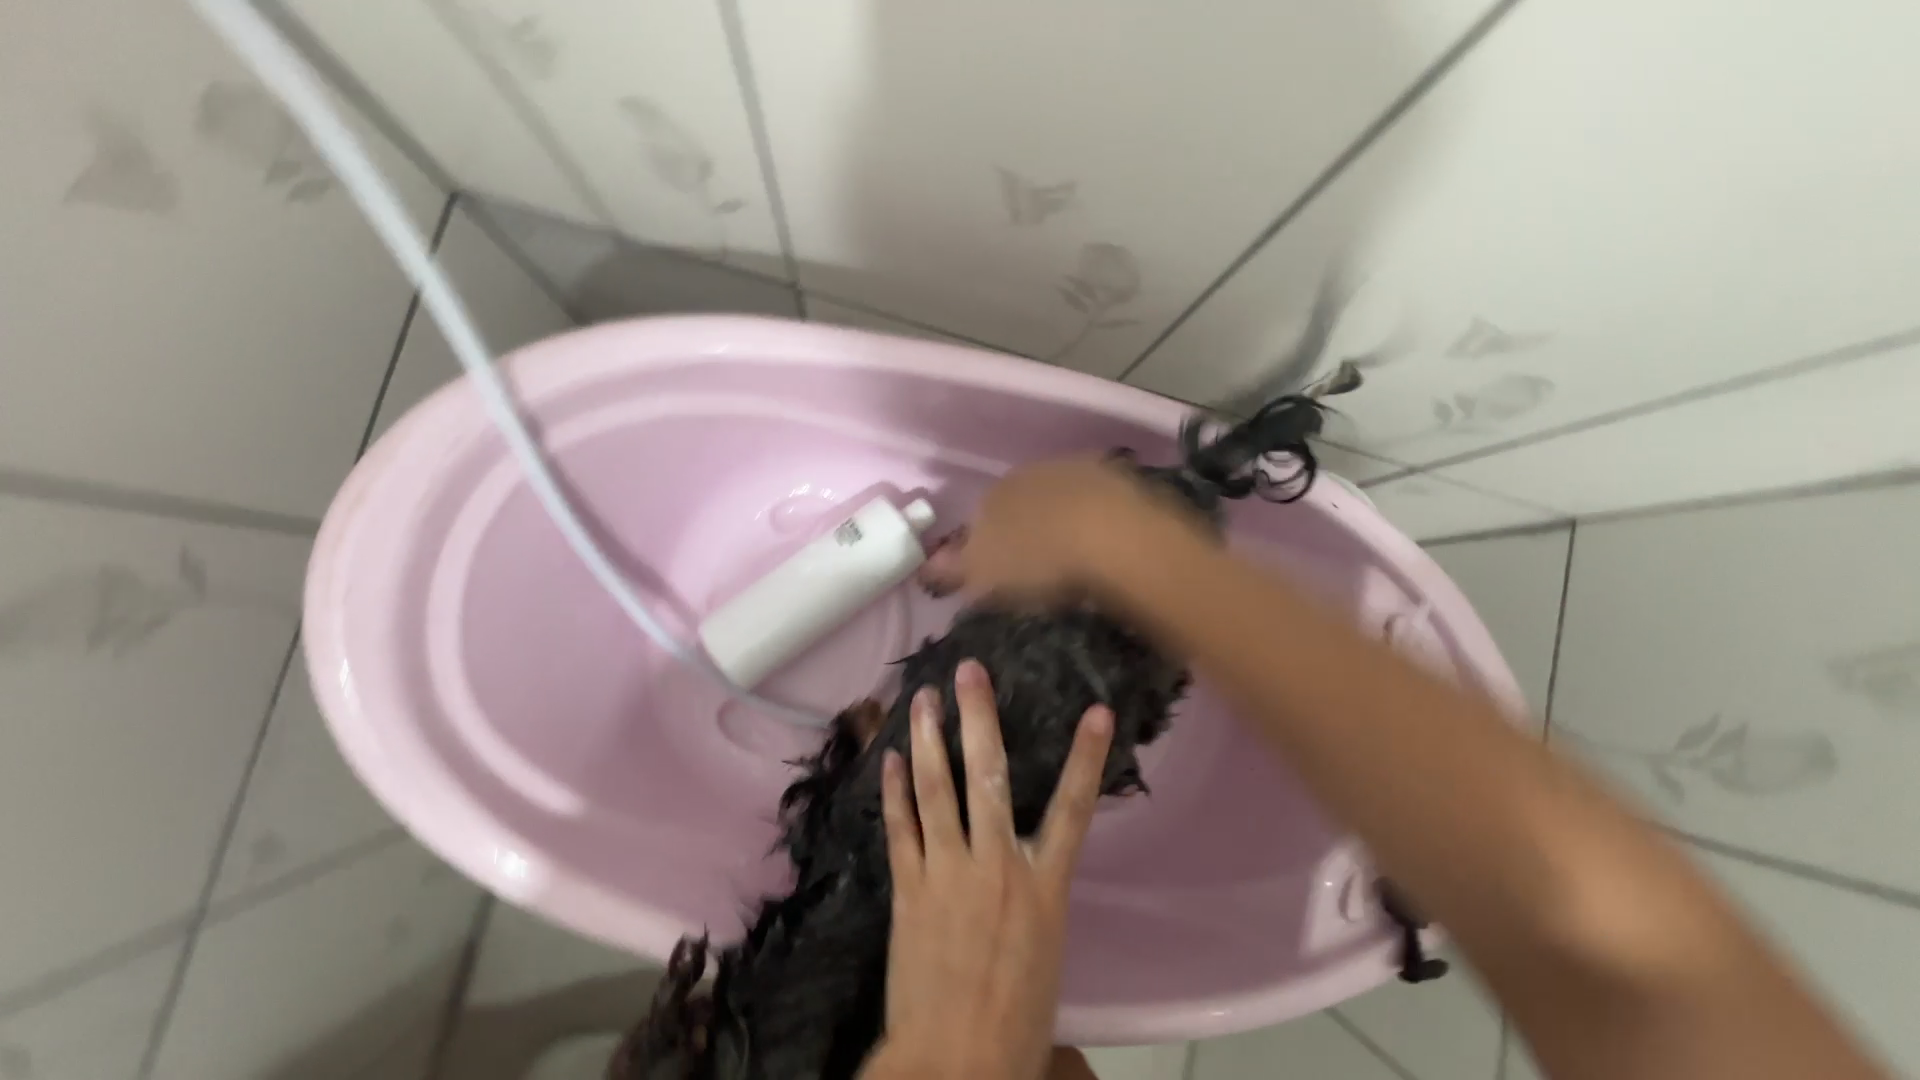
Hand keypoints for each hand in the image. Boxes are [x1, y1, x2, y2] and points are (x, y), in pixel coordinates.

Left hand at [864, 659, 1114, 1079]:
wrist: (953, 1063)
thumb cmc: (1014, 1022)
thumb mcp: (1046, 959)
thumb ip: (1038, 906)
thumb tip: (1034, 878)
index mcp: (1044, 887)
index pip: (1074, 809)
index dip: (1087, 758)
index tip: (1098, 713)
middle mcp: (997, 866)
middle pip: (988, 776)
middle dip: (978, 718)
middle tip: (969, 672)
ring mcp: (947, 873)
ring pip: (936, 791)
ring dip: (928, 740)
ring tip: (921, 699)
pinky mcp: (908, 890)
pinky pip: (901, 829)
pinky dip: (894, 792)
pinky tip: (887, 761)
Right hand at [961, 458, 1202, 605]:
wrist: (1115, 536)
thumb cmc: (1038, 561)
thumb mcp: (983, 577)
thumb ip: (952, 571)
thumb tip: (928, 566)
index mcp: (989, 497)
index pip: (978, 521)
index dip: (984, 549)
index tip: (997, 576)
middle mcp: (1027, 474)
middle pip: (1018, 505)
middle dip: (1022, 530)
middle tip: (1037, 567)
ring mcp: (1074, 470)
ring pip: (1057, 498)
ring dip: (1060, 520)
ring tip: (1075, 557)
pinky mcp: (1118, 476)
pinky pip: (1097, 501)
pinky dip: (1096, 518)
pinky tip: (1107, 543)